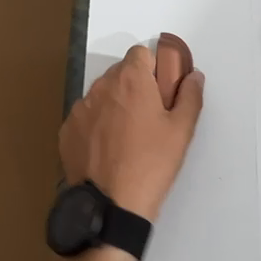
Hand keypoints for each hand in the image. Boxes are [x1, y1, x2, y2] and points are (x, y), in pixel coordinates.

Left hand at [61, 34, 204, 221]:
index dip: (153, 68)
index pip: (141, 53)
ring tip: (126, 137)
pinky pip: (85, 117)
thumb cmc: (151, 164)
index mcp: (131, 79)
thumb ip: (190, 96)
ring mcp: (80, 109)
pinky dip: (95, 125)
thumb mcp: (181, 131)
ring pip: (102, 95)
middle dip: (134, 86)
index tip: (161, 91)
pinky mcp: (66, 131)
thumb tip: (193, 75)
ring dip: (114, 104)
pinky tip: (106, 150)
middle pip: (120, 73)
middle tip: (148, 117)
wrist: (111, 208)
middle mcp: (101, 86)